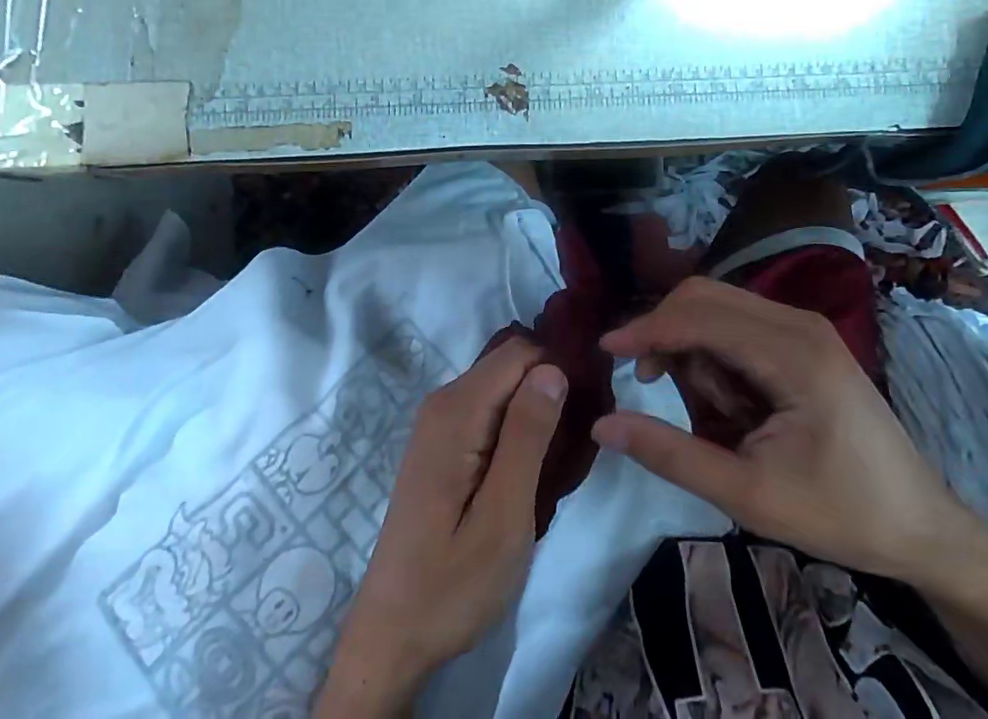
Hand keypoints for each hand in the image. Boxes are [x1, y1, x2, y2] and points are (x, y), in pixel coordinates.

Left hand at [315, 339, 567, 717]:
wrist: (394, 635)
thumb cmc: (453, 584)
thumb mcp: (503, 515)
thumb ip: (527, 436)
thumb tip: (553, 369)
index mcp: (455, 414)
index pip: (519, 353)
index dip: (559, 367)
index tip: (593, 404)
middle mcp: (442, 405)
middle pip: (509, 365)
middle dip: (550, 384)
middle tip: (582, 435)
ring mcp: (438, 425)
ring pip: (502, 386)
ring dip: (537, 406)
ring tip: (566, 450)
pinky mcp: (442, 446)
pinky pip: (490, 410)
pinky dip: (519, 424)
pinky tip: (537, 460)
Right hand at [591, 277, 986, 582]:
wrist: (920, 526)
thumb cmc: (839, 513)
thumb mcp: (746, 495)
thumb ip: (671, 454)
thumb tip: (603, 424)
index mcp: (793, 354)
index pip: (700, 316)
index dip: (647, 329)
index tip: (605, 352)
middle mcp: (800, 323)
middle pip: (707, 297)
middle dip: (668, 334)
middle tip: (650, 385)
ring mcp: (807, 329)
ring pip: (721, 311)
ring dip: (697, 353)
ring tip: (717, 418)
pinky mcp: (808, 343)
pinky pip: (742, 328)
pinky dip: (719, 358)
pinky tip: (734, 406)